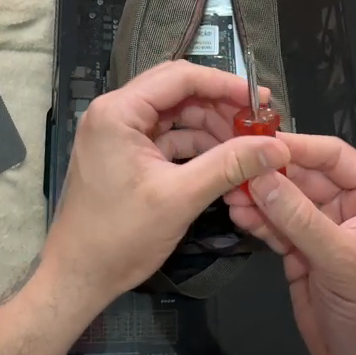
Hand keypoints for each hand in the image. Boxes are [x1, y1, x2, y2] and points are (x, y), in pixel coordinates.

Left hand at [44, 61, 289, 309]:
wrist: (78, 277)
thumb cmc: (121, 236)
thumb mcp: (181, 198)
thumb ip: (230, 166)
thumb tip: (277, 147)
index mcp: (118, 111)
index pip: (180, 77)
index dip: (224, 84)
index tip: (261, 100)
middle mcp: (115, 111)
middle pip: (178, 91)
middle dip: (221, 106)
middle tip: (260, 124)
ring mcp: (118, 132)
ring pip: (175, 114)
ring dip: (211, 128)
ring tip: (248, 146)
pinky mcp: (125, 153)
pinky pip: (167, 136)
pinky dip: (196, 146)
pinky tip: (225, 162)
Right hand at [225, 133, 355, 354]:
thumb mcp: (342, 260)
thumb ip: (299, 218)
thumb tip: (259, 177)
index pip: (334, 156)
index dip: (298, 146)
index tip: (259, 140)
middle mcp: (349, 205)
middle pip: (303, 175)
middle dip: (270, 173)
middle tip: (234, 165)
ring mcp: (322, 228)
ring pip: (285, 199)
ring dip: (258, 195)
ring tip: (228, 191)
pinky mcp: (300, 250)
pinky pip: (275, 224)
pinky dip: (256, 218)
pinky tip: (237, 214)